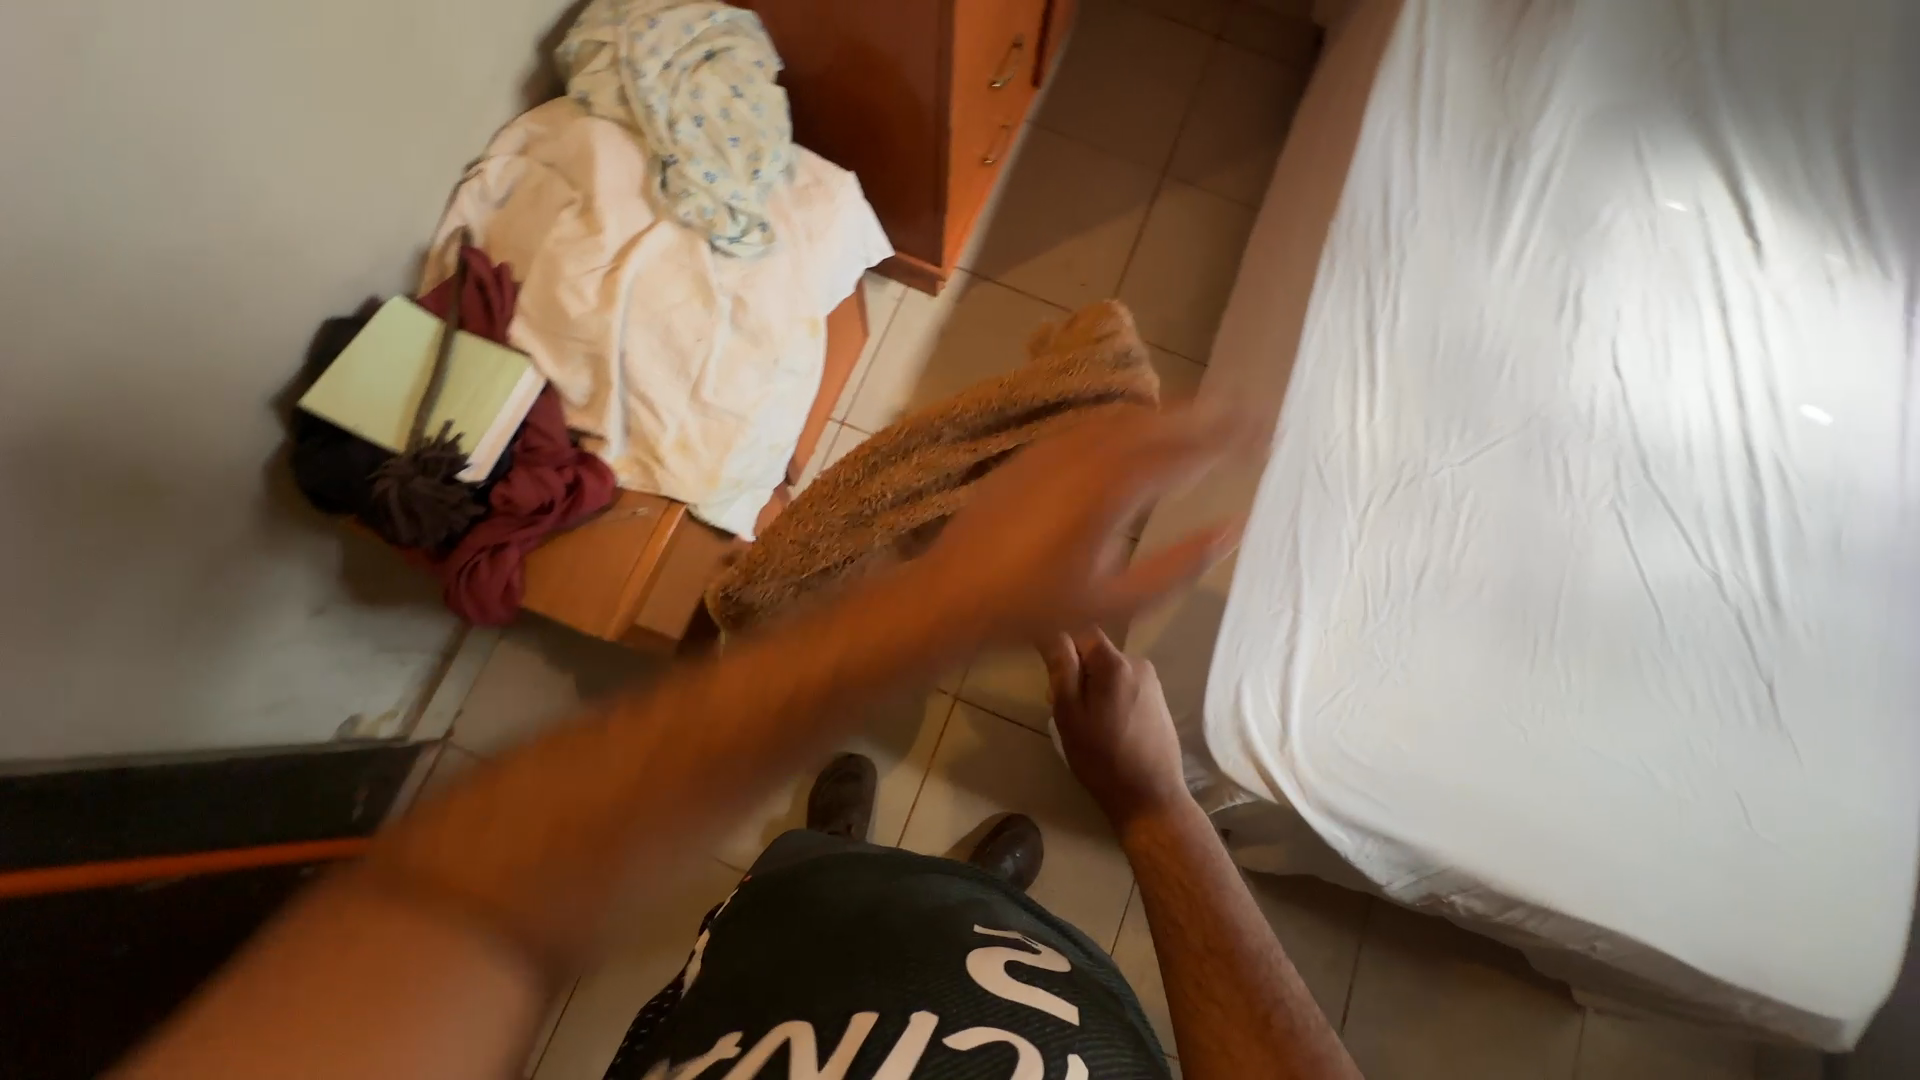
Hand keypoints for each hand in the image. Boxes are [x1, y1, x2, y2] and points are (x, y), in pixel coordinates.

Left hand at [909, 405, 1243, 644]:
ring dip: (1168, 414)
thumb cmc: (1033, 608)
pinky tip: (1135, 436)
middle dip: (1210, 413)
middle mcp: (1087, 455)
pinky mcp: (1032, 454)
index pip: (1189, 449)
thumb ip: (1179, 566)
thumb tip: (1232, 530)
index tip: (1269, 431)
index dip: (1232, 437)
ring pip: (1124, 418)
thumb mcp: (1115, 602)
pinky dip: (1127, 423)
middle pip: (1161, 420)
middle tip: (1250, 411)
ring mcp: (1054, 449)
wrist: (950, 594)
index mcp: (1114, 489)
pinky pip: (1091, 425)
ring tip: (1204, 417)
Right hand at [1041, 629, 1189, 826]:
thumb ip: (1061, 667)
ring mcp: (1151, 682)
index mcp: (1115, 662)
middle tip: (1063, 708)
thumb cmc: (1102, 757)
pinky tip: (1106, 727)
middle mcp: (1138, 663)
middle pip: (1095, 652)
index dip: (1062, 646)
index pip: (1081, 630)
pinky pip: (1124, 685)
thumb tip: (1051, 629)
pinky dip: (1109, 697)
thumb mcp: (1069, 713)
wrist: (1150, 797)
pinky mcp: (1158, 700)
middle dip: (1076, 671)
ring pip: (1109, 670)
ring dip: (1092, 686)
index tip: (1051, 674)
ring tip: (1085, 723)